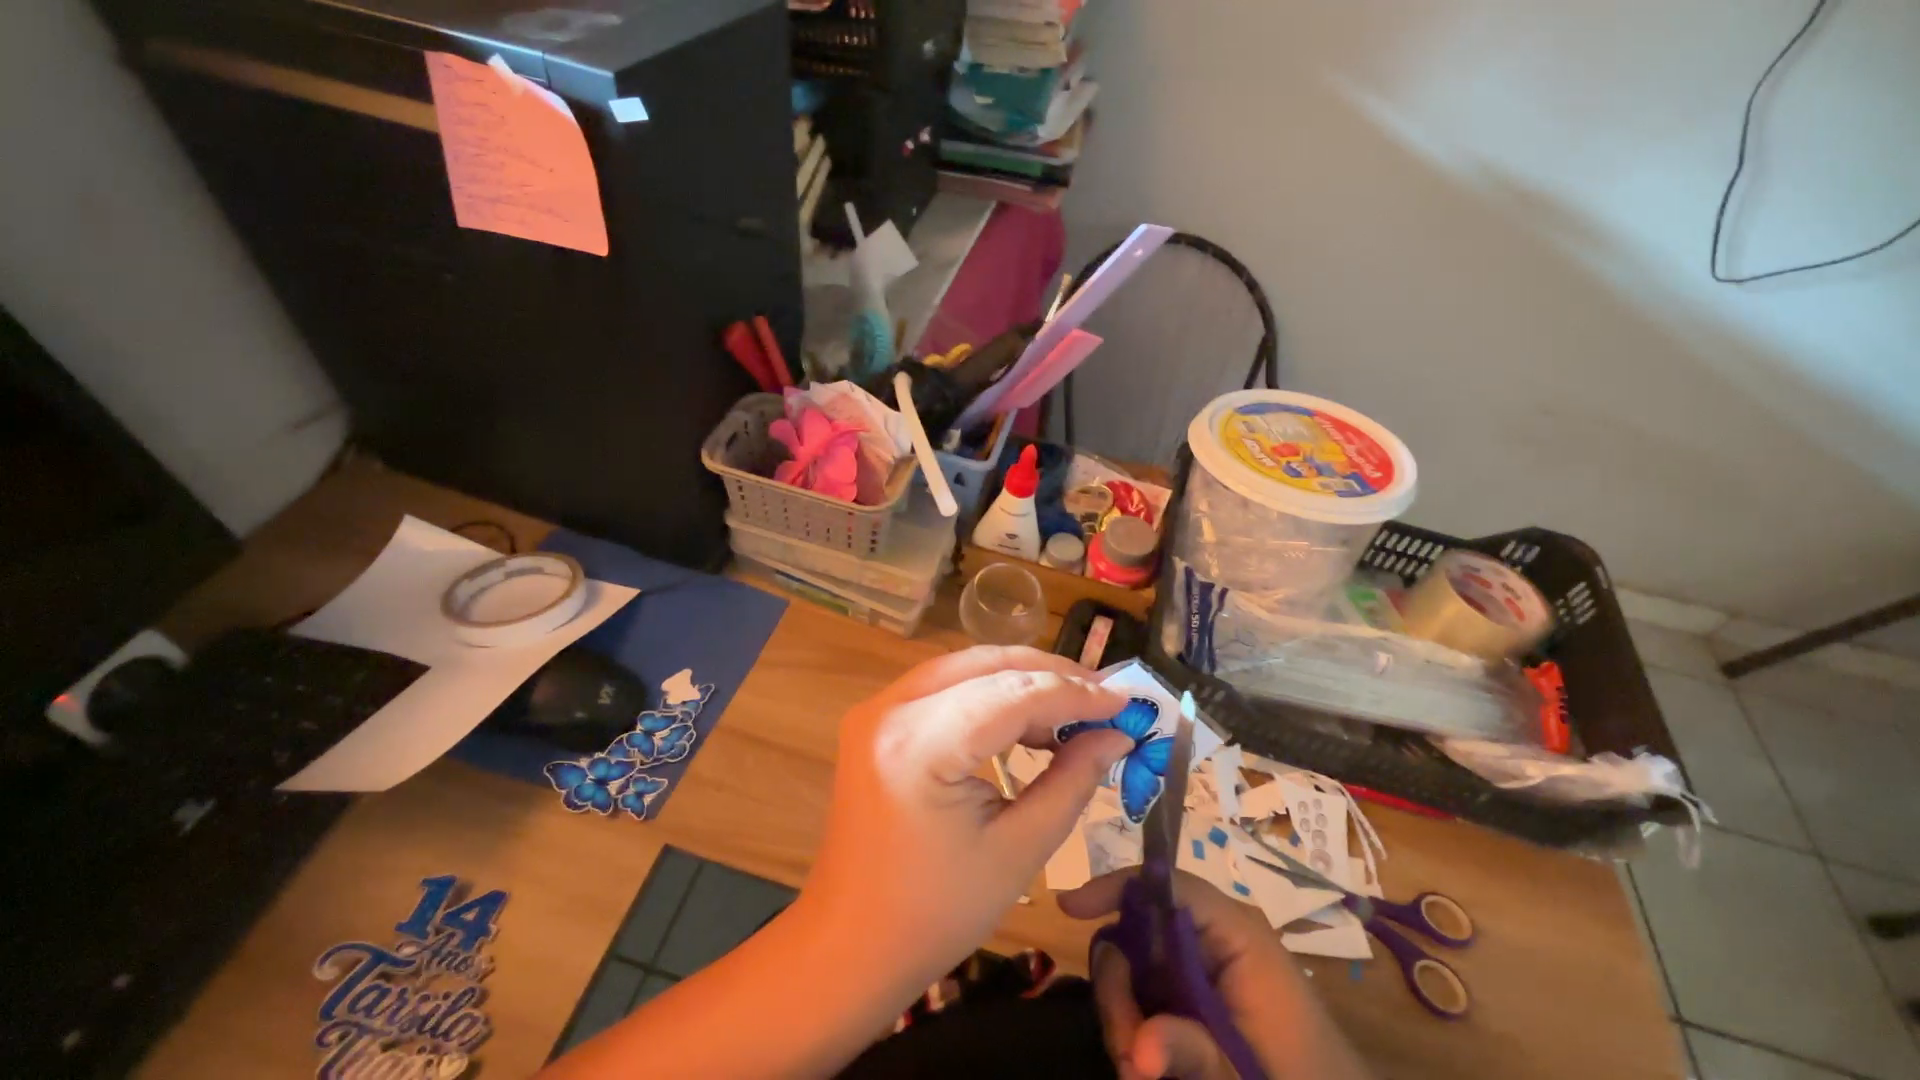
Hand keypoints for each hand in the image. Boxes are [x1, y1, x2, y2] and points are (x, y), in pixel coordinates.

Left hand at [797, 646, 1133, 999]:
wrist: (850, 943)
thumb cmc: (936, 912)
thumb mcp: (1018, 851)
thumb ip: (1072, 782)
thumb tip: (1116, 735)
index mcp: (919, 745)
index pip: (1013, 693)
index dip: (1076, 693)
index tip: (1129, 702)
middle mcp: (889, 709)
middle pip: (986, 665)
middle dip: (1052, 676)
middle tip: (1109, 699)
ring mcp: (876, 711)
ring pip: (965, 668)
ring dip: (1023, 681)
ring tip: (1078, 709)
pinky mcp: (876, 722)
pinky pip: (944, 688)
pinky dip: (990, 694)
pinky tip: (1029, 721)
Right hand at [1060, 871, 1373, 1079]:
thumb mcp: (1250, 1074)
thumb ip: (1197, 1055)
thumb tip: (1140, 1050)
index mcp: (1237, 938)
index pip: (1170, 886)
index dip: (1118, 887)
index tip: (1069, 909)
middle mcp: (1211, 944)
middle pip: (1136, 932)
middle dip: (1119, 990)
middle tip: (1129, 1052)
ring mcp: (1197, 974)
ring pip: (1131, 971)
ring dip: (1123, 1022)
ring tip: (1142, 1075)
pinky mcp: (1190, 1005)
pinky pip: (1142, 1002)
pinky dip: (1135, 1036)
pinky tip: (1146, 1072)